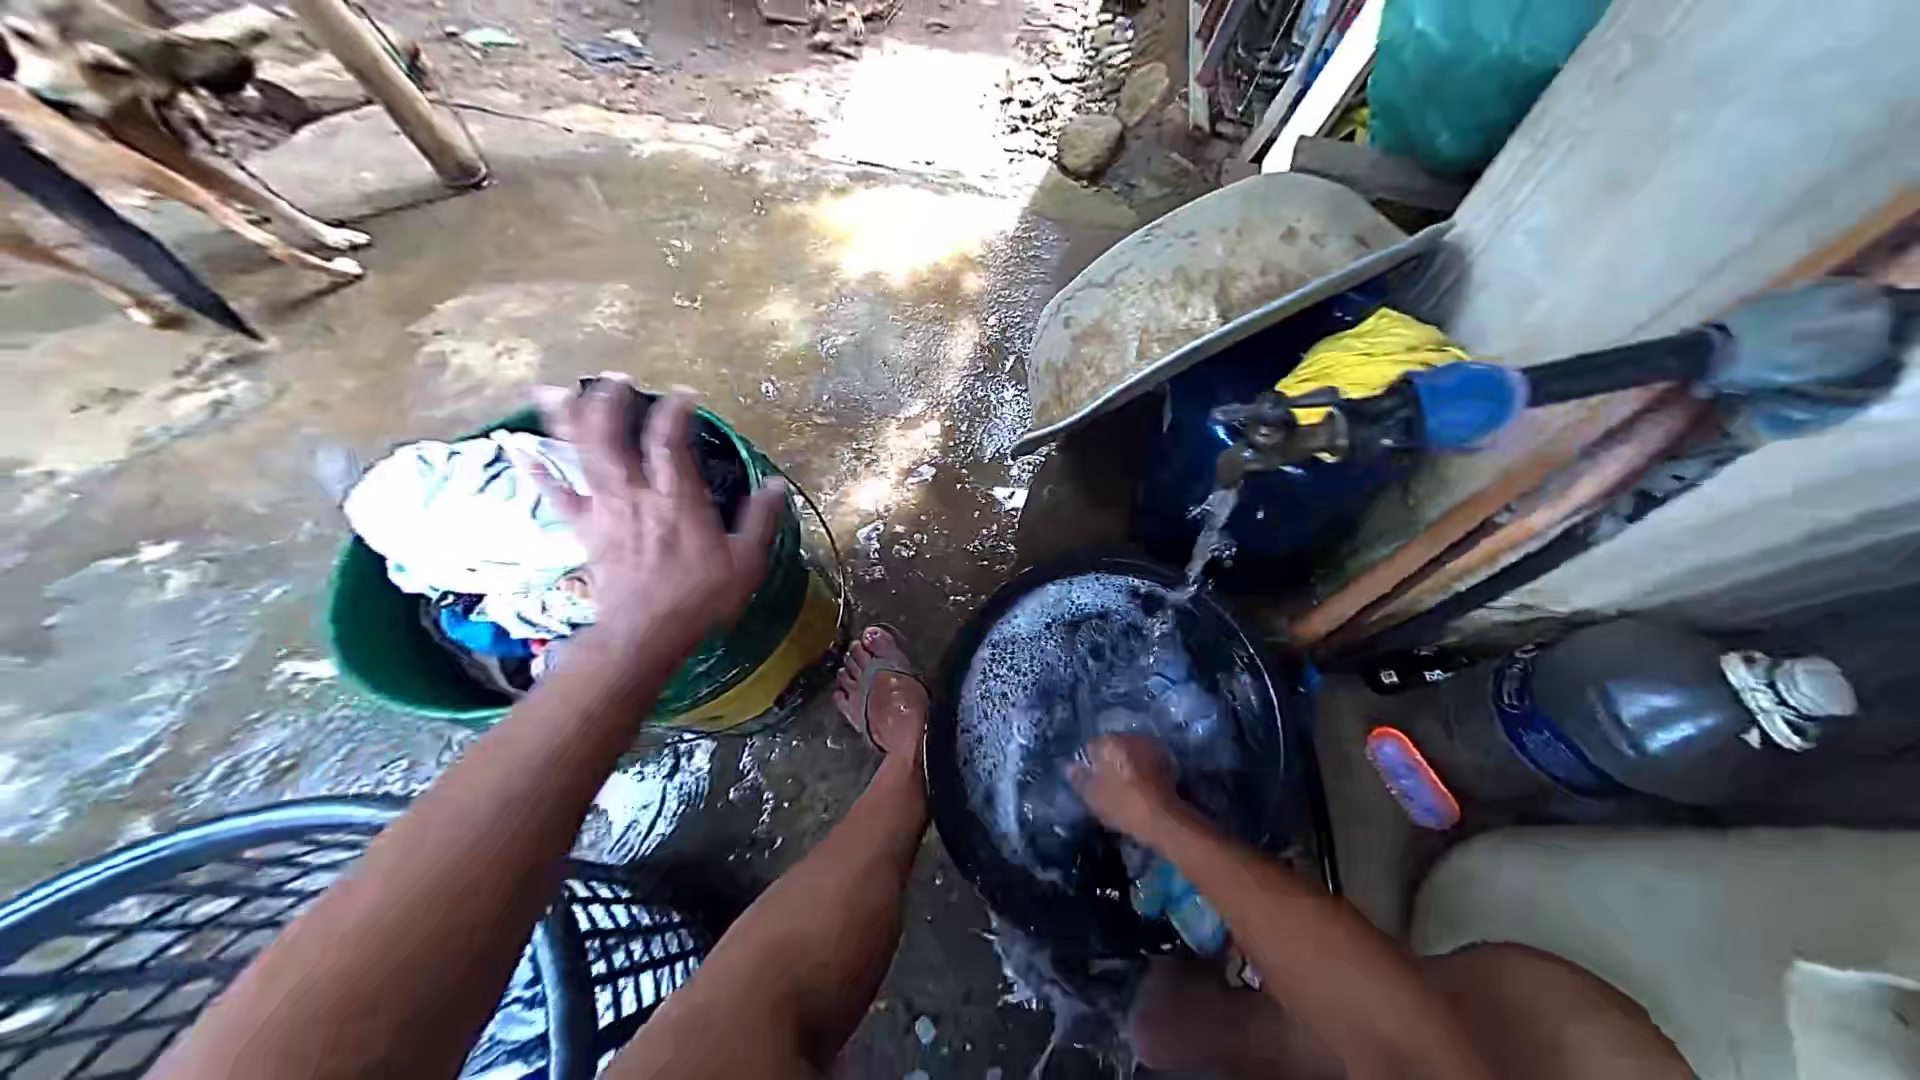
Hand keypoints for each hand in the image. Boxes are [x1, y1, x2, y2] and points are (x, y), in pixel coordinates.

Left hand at [521, 378, 787, 651]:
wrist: (647, 633)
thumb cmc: (701, 597)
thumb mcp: (746, 561)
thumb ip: (761, 519)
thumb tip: (776, 484)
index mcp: (678, 499)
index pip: (670, 441)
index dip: (675, 411)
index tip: (685, 395)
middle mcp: (636, 494)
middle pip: (612, 436)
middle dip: (610, 402)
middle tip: (616, 379)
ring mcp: (605, 509)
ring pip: (580, 454)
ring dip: (566, 420)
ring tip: (553, 389)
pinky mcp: (585, 528)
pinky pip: (556, 494)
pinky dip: (537, 471)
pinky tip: (519, 448)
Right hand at [1069, 734, 1184, 842]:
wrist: (1164, 818)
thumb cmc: (1123, 805)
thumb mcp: (1092, 796)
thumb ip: (1078, 778)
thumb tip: (1069, 766)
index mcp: (1109, 742)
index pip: (1091, 747)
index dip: (1091, 764)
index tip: (1095, 782)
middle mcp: (1130, 736)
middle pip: (1114, 746)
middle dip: (1111, 760)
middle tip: (1111, 784)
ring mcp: (1151, 746)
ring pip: (1133, 752)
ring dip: (1130, 763)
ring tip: (1130, 786)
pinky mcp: (1168, 759)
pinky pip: (1149, 760)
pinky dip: (1146, 769)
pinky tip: (1146, 787)